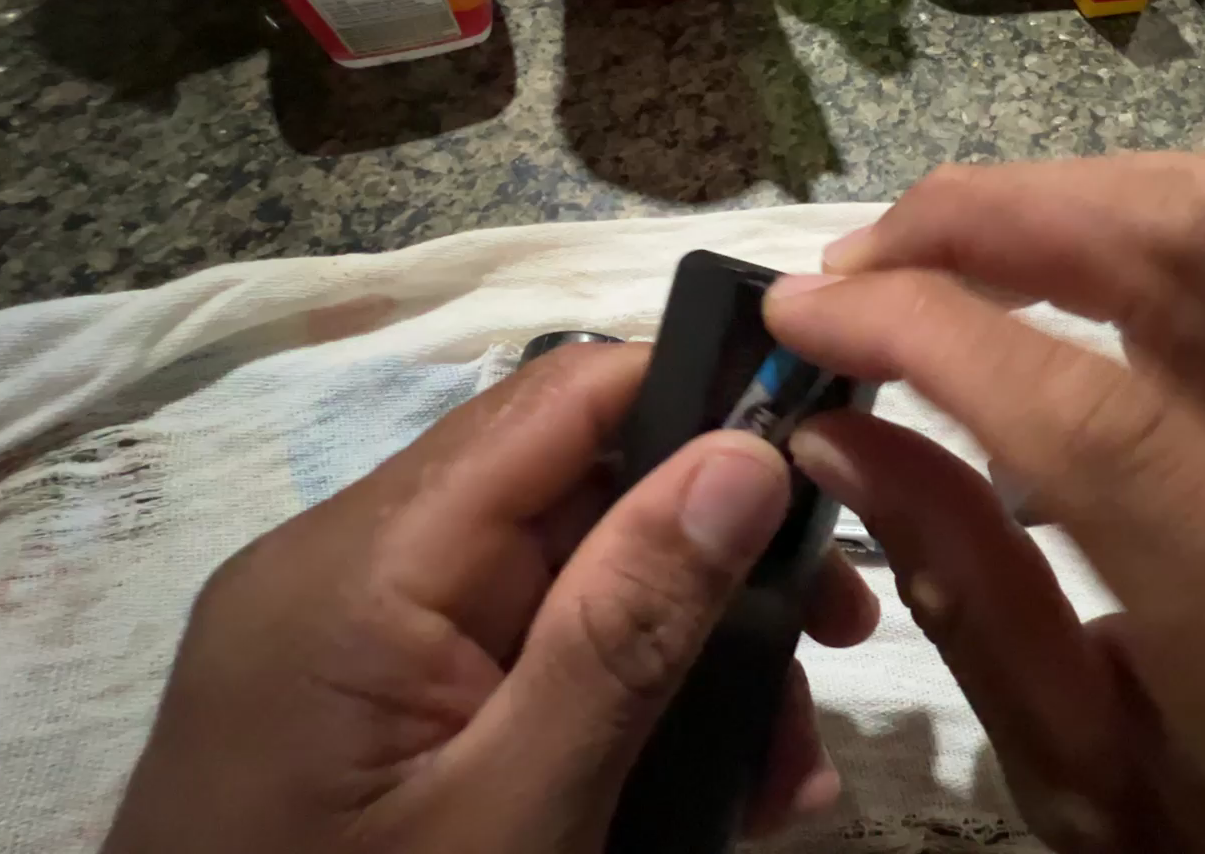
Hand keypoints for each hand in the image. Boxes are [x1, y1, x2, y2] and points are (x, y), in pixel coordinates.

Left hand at [101, 343, 877, 853]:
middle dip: (725, 551)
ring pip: (598, 569)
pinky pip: (562, 638)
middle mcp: (371, 564)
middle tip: (837, 622)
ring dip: (706, 639)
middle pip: (595, 487)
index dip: (694, 392)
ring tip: (788, 752)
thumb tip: (746, 456)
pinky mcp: (416, 681)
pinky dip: (652, 686)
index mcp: (367, 566)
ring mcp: (391, 626)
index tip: (813, 449)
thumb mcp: (522, 815)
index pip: (562, 397)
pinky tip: (729, 776)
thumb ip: (630, 625)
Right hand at [765, 155, 1204, 853]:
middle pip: (1191, 258)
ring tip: (953, 241)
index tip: (810, 310)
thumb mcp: (1064, 763)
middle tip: (868, 254)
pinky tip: (1073, 239)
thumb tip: (837, 429)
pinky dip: (1158, 197)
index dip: (930, 334)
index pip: (1091, 421)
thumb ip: (955, 580)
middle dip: (995, 218)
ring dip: (1069, 192)